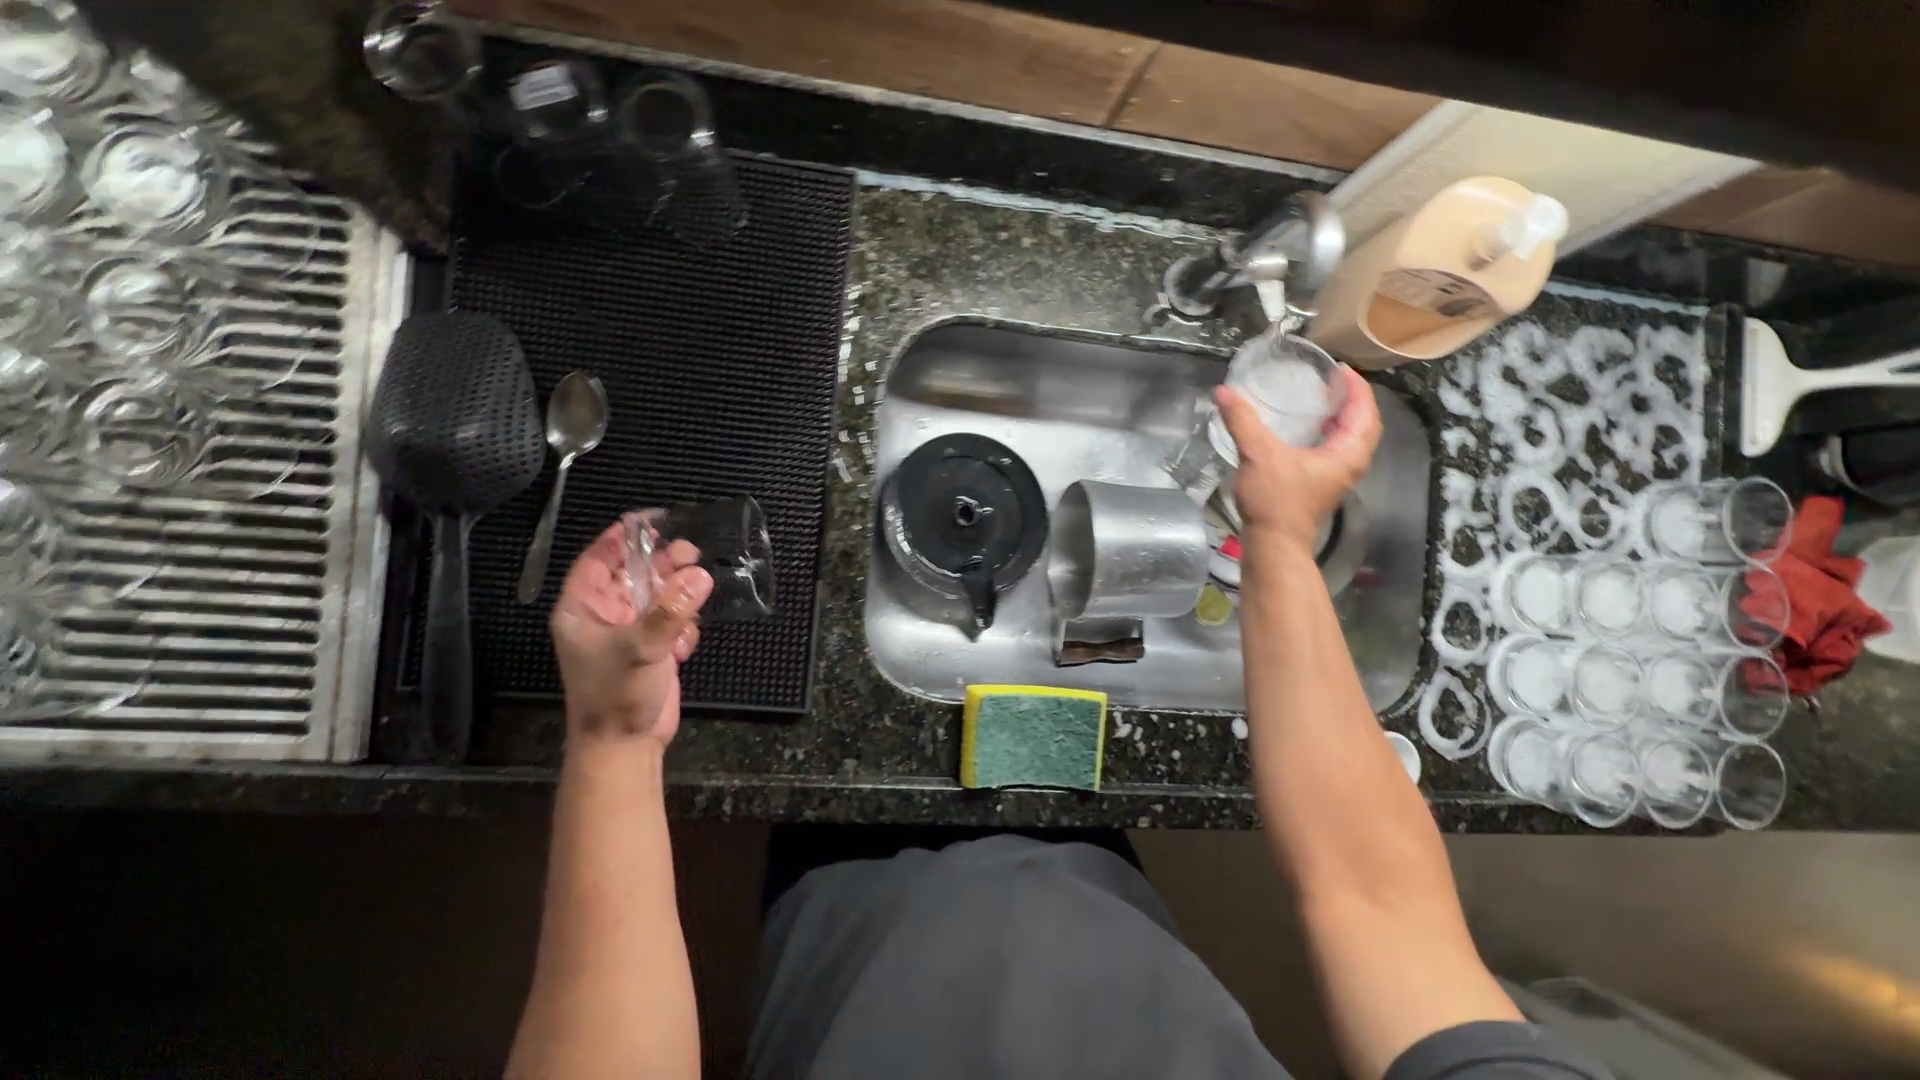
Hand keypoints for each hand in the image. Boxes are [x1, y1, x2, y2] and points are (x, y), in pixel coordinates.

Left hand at [550, 521, 711, 745]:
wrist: (624, 747)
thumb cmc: (616, 695)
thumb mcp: (642, 648)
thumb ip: (671, 611)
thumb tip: (700, 575)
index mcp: (582, 611)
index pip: (596, 561)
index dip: (619, 540)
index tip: (649, 523)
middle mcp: (603, 618)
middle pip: (633, 575)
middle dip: (661, 564)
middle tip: (690, 552)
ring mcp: (628, 634)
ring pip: (656, 597)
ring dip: (677, 592)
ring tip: (699, 585)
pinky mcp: (651, 651)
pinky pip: (670, 622)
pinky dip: (683, 625)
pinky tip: (686, 642)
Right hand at [1219, 365, 1381, 551]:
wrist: (1274, 544)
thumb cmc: (1275, 500)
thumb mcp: (1258, 454)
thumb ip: (1243, 421)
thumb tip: (1223, 392)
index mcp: (1347, 454)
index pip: (1365, 413)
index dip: (1357, 389)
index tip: (1341, 370)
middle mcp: (1350, 464)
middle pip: (1363, 425)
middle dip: (1352, 401)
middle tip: (1333, 382)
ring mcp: (1337, 477)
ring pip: (1350, 439)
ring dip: (1342, 418)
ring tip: (1323, 399)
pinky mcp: (1322, 485)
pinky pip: (1335, 450)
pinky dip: (1329, 434)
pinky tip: (1308, 429)